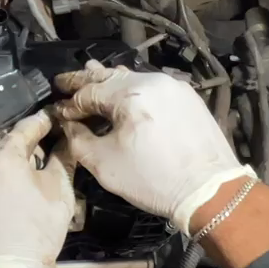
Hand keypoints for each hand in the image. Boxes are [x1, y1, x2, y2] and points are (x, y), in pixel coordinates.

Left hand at [0, 111, 74, 267]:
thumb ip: (61, 159)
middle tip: (41, 150)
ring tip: (21, 173)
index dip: (42, 122)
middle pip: (3, 141)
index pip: (26, 127)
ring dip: (3, 161)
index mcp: (4, 155)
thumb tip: (65, 142)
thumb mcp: (59, 193)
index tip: (51, 120)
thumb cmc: (35, 234)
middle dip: (22, 144)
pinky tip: (1, 191)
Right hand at [53, 62, 253, 232]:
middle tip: (62, 82)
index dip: (69, 104)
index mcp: (130, 95)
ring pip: (132, 79)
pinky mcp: (188, 97)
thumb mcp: (105, 165)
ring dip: (109, 82)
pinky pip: (151, 87)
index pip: (89, 92)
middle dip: (84, 80)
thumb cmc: (154, 179)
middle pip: (109, 76)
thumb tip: (69, 125)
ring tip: (90, 75)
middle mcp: (152, 81)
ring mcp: (173, 87)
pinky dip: (132, 90)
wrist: (212, 192)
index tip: (57, 112)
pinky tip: (124, 95)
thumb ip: (79, 140)